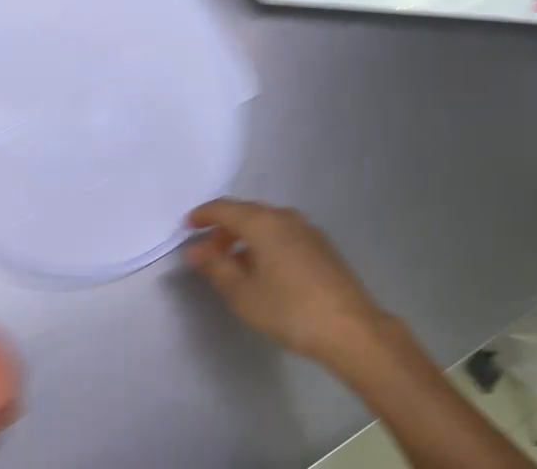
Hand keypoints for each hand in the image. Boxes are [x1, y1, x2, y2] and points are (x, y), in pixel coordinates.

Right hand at [185, 199, 392, 367]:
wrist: (350, 328)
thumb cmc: (289, 310)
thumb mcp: (243, 293)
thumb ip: (215, 266)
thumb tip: (195, 248)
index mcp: (262, 222)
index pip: (224, 208)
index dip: (203, 215)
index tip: (186, 226)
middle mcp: (284, 216)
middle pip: (246, 213)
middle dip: (224, 228)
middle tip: (207, 251)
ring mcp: (307, 229)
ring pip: (266, 223)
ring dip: (245, 236)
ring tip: (233, 263)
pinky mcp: (321, 245)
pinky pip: (283, 233)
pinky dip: (265, 243)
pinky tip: (263, 268)